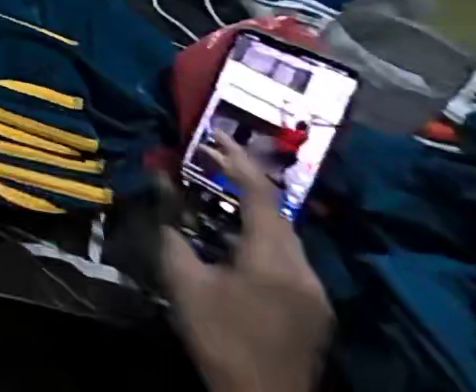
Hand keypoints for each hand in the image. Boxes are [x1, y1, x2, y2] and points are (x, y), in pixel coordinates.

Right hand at [158, 133, 333, 391]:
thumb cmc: (220, 340)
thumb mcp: (185, 284)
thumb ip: (172, 232)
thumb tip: (160, 188)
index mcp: (274, 259)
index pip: (259, 193)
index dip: (235, 159)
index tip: (211, 134)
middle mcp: (304, 269)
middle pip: (276, 211)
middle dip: (242, 181)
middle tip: (208, 160)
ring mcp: (315, 293)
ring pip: (283, 235)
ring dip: (251, 211)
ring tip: (216, 198)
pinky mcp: (315, 311)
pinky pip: (287, 258)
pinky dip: (261, 238)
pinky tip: (234, 245)